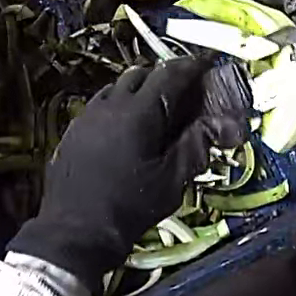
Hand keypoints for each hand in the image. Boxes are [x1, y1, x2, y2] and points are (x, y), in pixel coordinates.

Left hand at [8, 56, 243, 293]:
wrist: (75, 232)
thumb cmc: (130, 207)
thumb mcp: (173, 181)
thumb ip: (196, 146)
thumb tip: (221, 124)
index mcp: (138, 114)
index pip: (170, 75)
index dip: (191, 67)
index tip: (207, 63)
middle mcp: (111, 106)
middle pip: (142, 74)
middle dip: (165, 76)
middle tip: (184, 90)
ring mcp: (88, 116)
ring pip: (118, 87)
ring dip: (140, 89)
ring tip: (156, 107)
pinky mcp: (74, 129)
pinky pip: (102, 104)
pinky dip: (120, 104)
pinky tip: (126, 127)